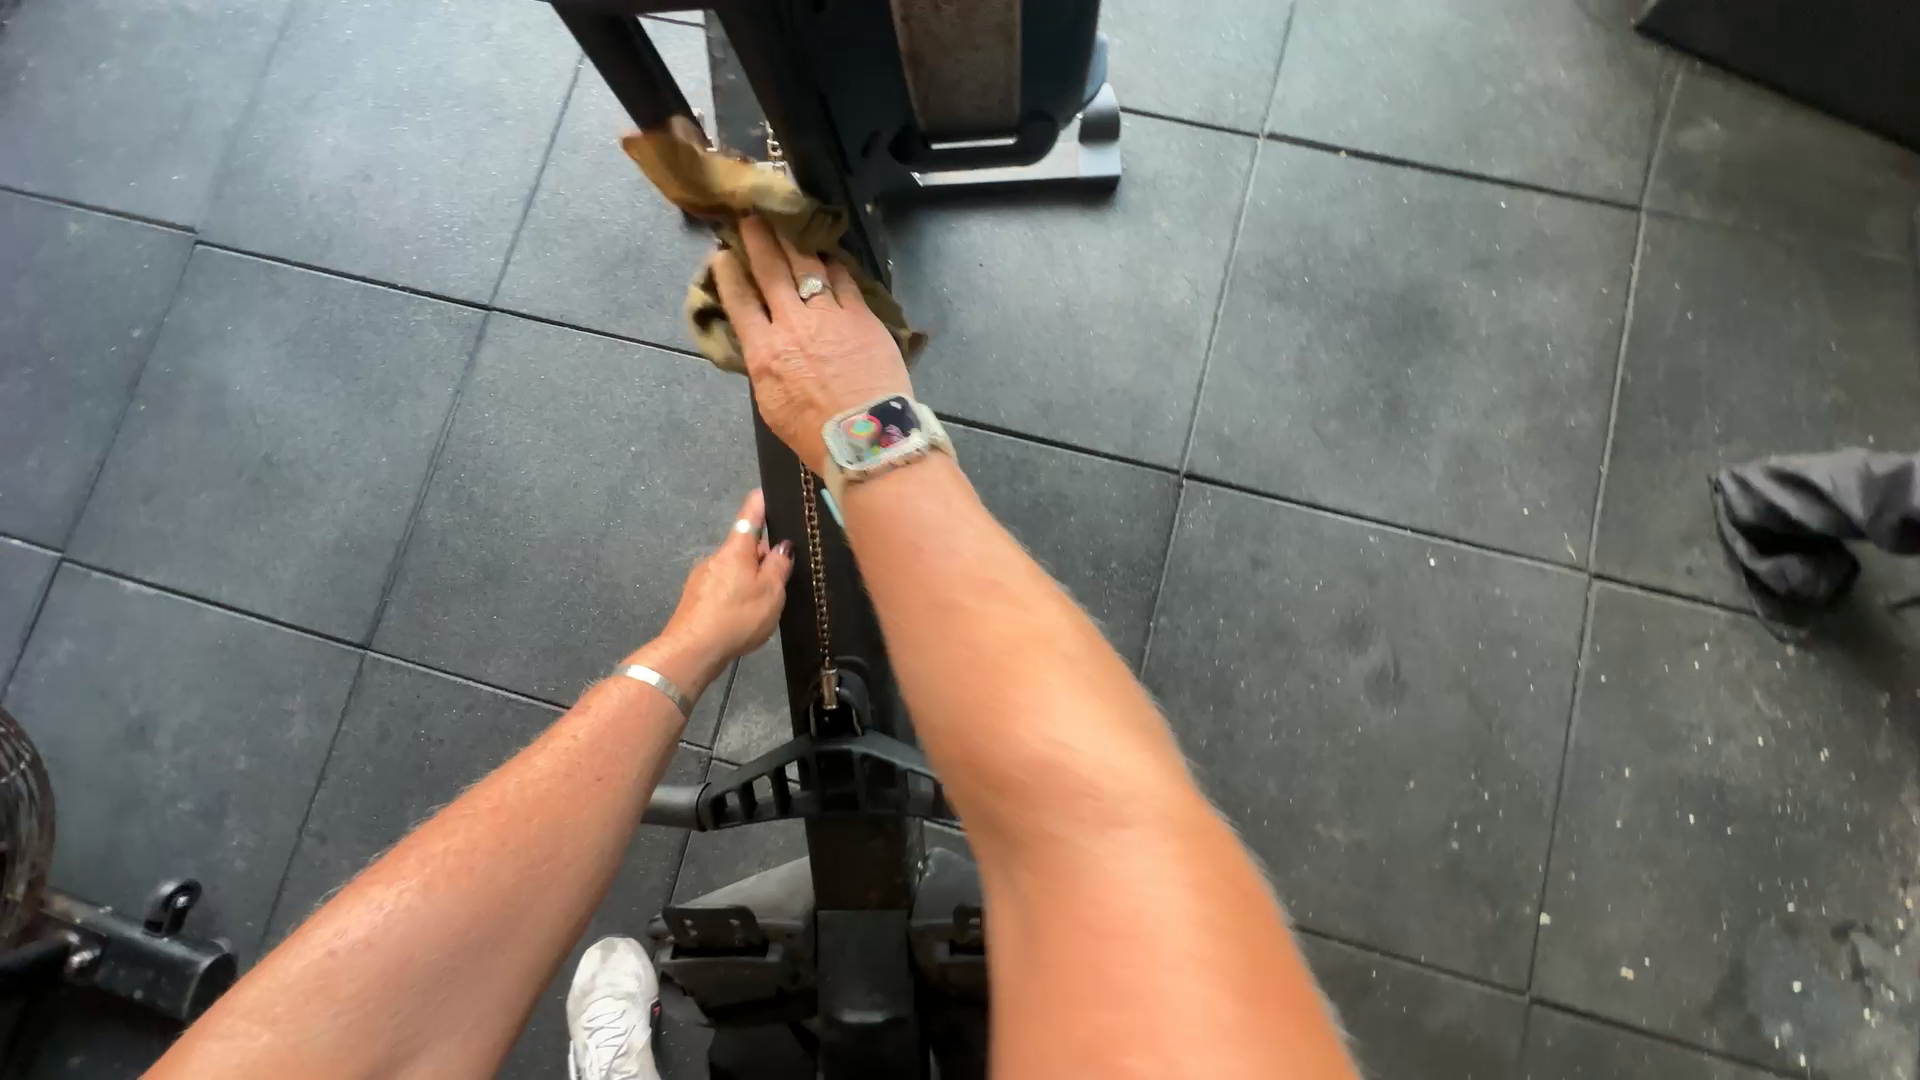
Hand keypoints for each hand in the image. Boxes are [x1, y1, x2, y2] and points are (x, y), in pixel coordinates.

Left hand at [624, 490, 792, 699]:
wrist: (692, 650)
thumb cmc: (737, 616)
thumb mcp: (770, 592)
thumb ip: (779, 565)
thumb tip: (782, 545)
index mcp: (736, 549)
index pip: (750, 515)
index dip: (760, 502)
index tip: (766, 490)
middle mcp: (717, 557)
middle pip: (744, 546)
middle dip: (762, 553)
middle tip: (783, 571)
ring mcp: (703, 577)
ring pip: (734, 568)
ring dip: (750, 576)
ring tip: (766, 600)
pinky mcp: (696, 597)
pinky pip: (724, 586)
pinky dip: (737, 592)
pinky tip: (744, 614)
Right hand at [708, 215, 912, 472]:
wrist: (865, 436)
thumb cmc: (816, 435)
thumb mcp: (773, 405)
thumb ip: (766, 368)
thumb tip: (766, 347)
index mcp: (764, 351)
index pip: (739, 301)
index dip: (728, 274)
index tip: (723, 254)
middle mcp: (792, 324)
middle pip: (770, 272)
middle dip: (758, 240)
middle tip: (751, 216)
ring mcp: (829, 316)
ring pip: (807, 266)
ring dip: (793, 241)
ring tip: (786, 222)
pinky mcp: (861, 316)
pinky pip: (844, 280)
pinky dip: (833, 265)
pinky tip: (829, 255)